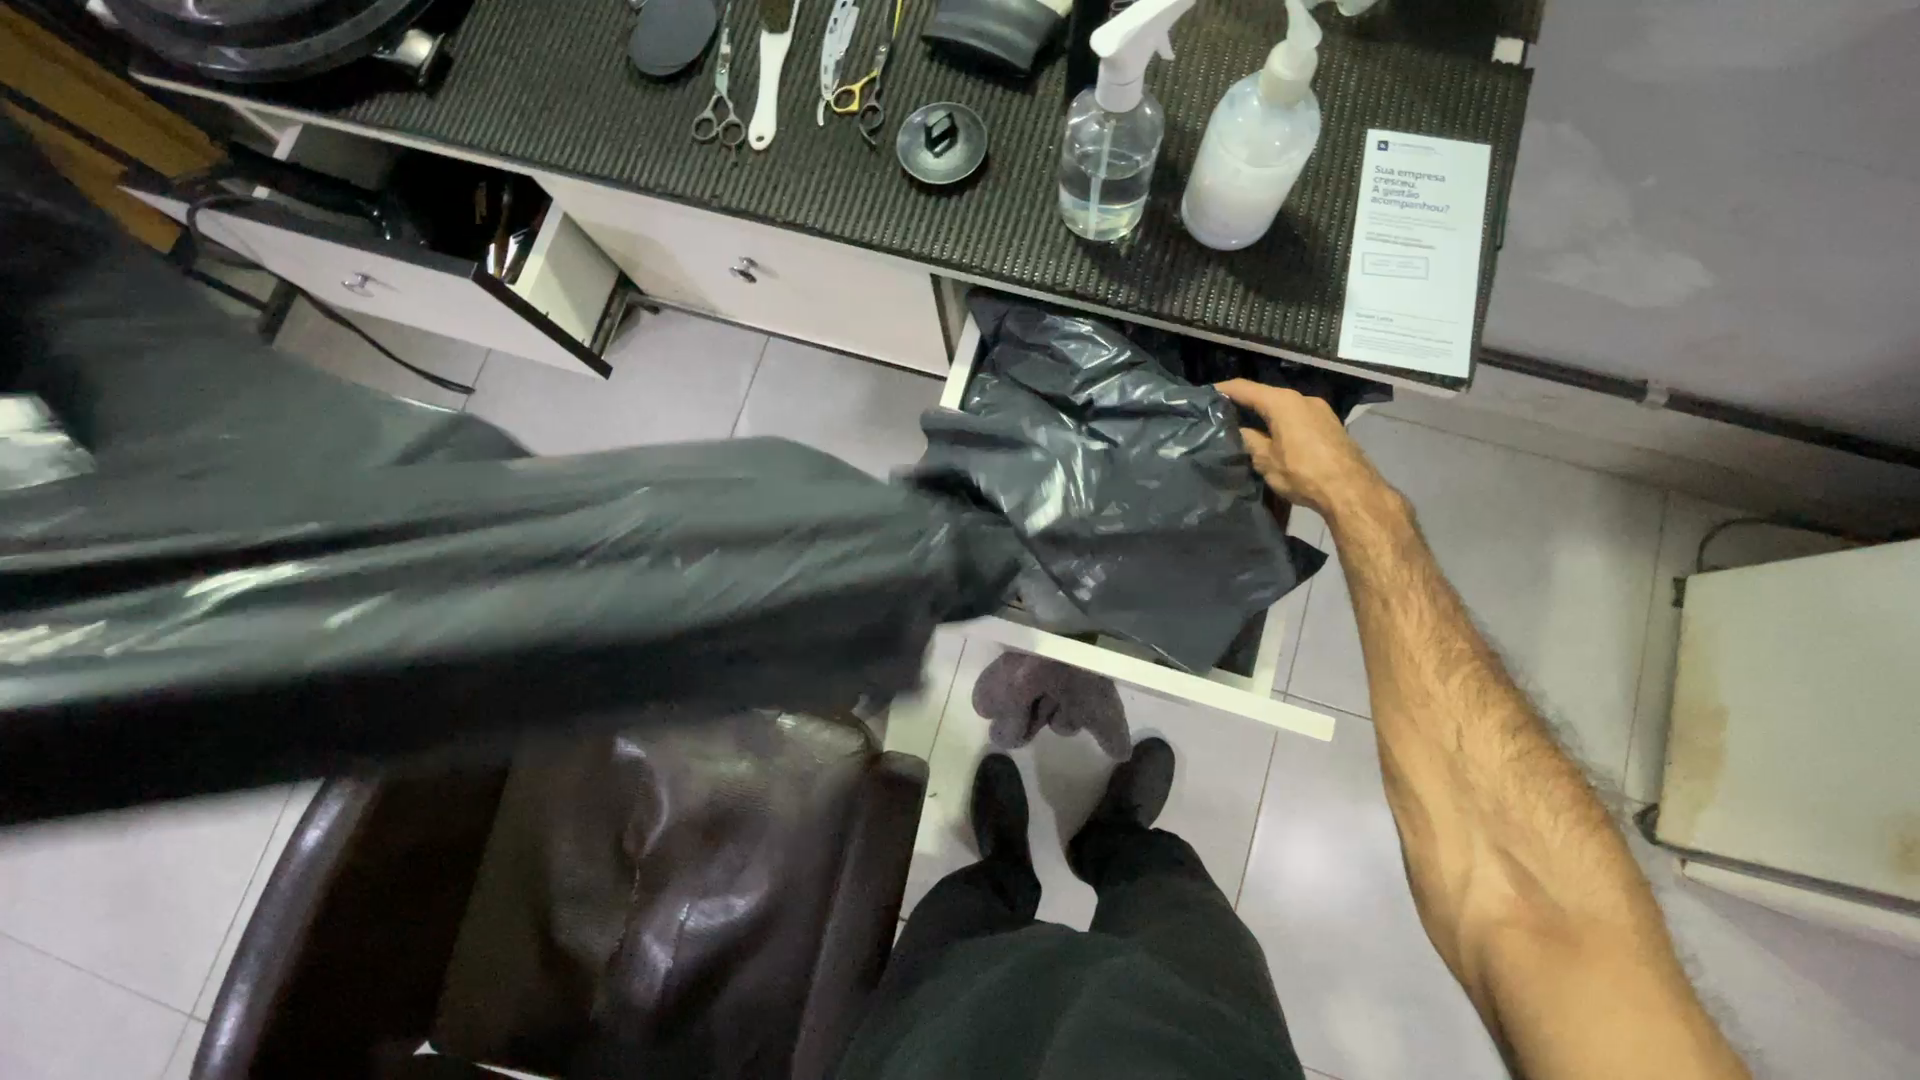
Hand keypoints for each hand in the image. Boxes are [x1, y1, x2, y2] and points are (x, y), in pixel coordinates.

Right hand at [1214, 380, 1394, 520]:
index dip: (1222, 390)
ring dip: (1264, 415)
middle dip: (1244, 404)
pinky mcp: (1330, 424)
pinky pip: (1298, 417)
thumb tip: (1238, 431)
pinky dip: (1282, 423)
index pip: (1244, 388)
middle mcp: (1302, 399)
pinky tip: (1273, 437)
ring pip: (1283, 408)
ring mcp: (1320, 410)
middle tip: (1221, 415)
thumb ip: (1248, 440)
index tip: (1204, 395)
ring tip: (1245, 428)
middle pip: (1265, 396)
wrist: (1351, 490)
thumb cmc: (1303, 473)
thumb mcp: (1265, 460)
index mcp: (1282, 402)